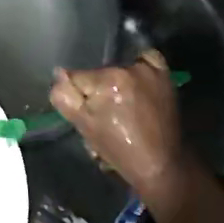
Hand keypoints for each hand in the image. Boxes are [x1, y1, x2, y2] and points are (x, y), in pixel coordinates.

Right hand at [50, 50, 186, 196]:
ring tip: (120, 102)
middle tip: (102, 112)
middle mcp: (129, 68)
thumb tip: (59, 73)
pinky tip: (136, 81)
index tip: (84, 111)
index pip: (77, 77)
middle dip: (96, 89)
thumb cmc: (119, 149)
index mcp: (108, 80)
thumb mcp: (84, 126)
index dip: (76, 94)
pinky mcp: (164, 76)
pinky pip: (147, 58)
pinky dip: (139, 66)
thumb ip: (64, 96)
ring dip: (116, 80)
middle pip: (99, 73)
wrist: (158, 164)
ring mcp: (150, 70)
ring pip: (119, 67)